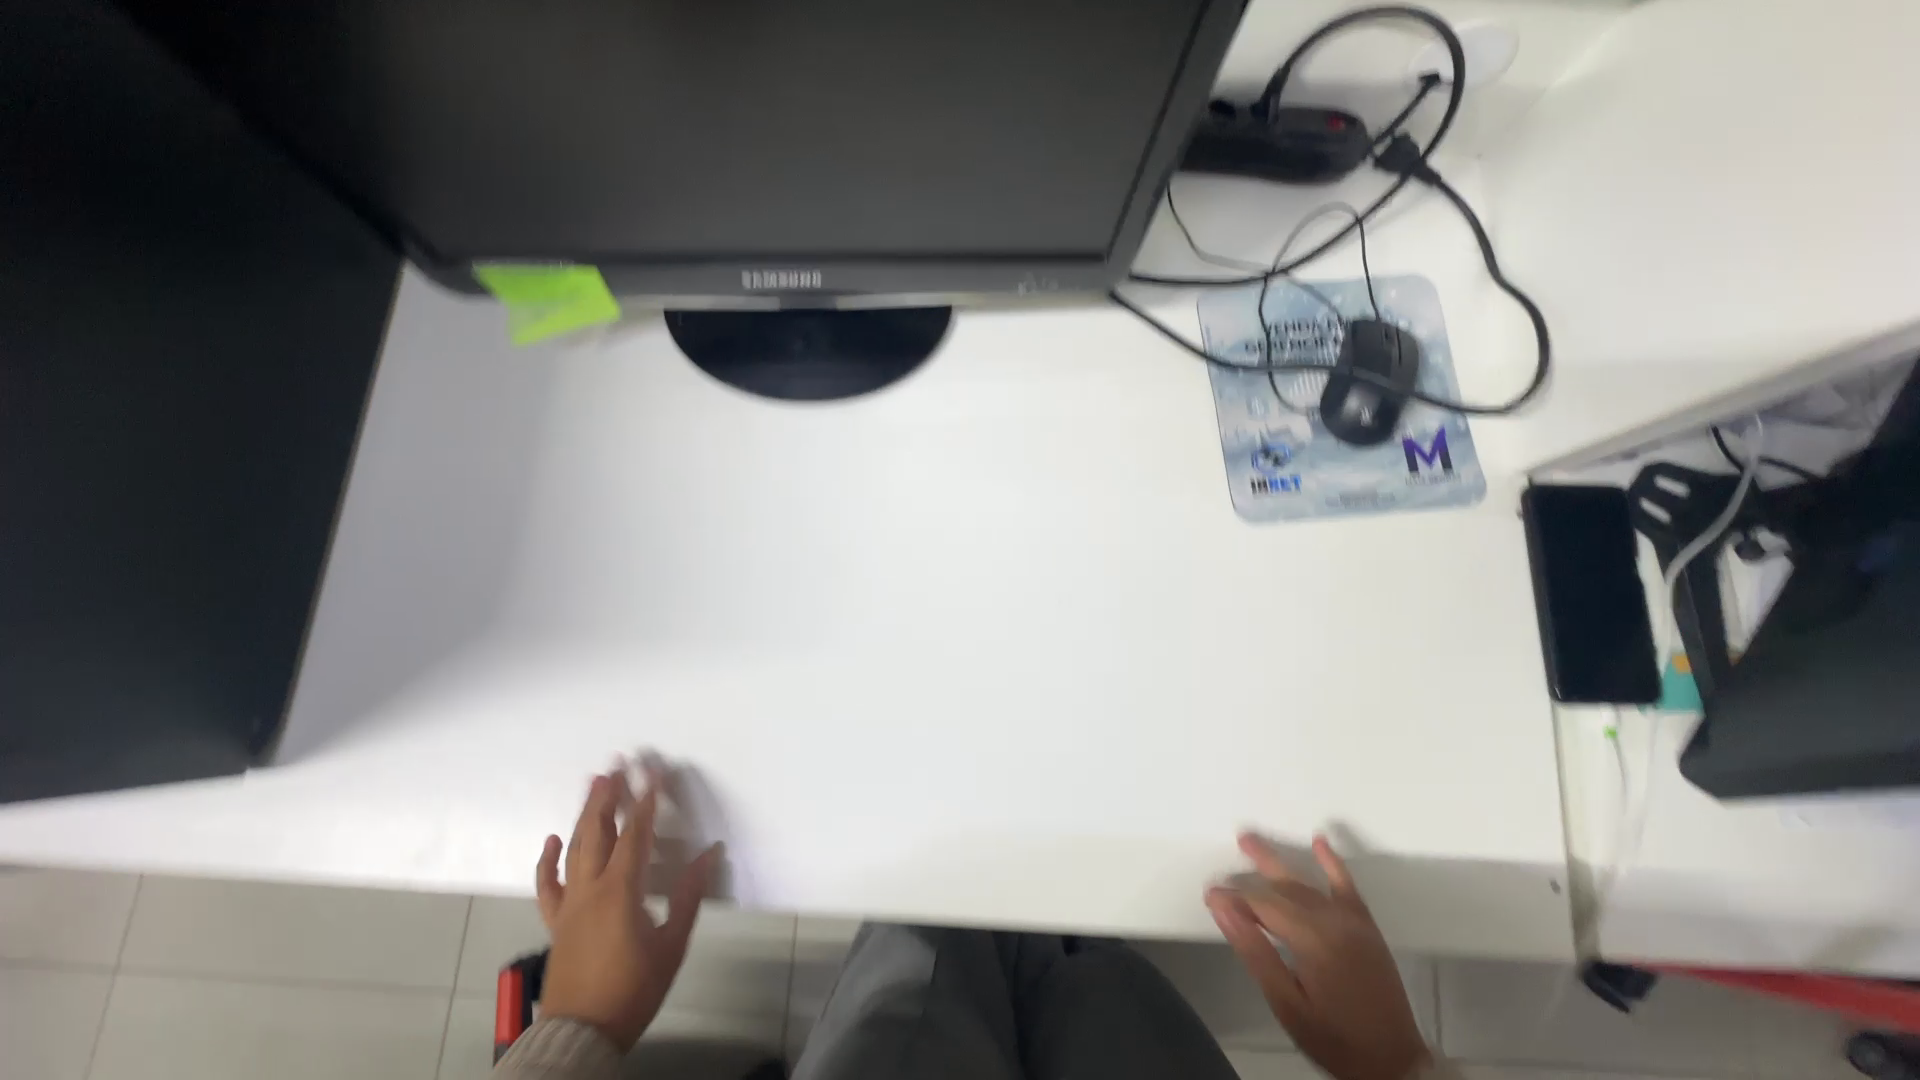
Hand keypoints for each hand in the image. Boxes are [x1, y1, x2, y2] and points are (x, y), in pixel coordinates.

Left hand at [535, 761, 722, 1051]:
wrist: (582, 1032)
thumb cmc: (633, 989)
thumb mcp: (671, 944)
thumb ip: (688, 895)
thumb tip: (709, 853)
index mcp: (621, 890)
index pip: (636, 833)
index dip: (646, 800)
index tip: (655, 772)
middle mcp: (590, 888)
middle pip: (598, 831)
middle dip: (609, 795)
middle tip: (617, 763)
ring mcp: (568, 903)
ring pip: (574, 848)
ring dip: (585, 814)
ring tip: (593, 783)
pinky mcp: (556, 920)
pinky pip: (547, 884)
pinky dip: (549, 859)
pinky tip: (554, 838)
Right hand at [1206, 832, 1429, 1079]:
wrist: (1393, 1062)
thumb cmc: (1333, 1038)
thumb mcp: (1286, 1003)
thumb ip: (1254, 951)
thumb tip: (1223, 908)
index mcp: (1312, 940)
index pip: (1262, 905)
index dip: (1233, 898)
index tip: (1209, 896)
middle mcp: (1334, 922)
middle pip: (1284, 888)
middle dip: (1253, 870)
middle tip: (1224, 853)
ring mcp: (1353, 922)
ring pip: (1308, 885)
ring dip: (1279, 864)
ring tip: (1251, 842)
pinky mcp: (1366, 927)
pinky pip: (1347, 887)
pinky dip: (1332, 863)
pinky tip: (1320, 843)